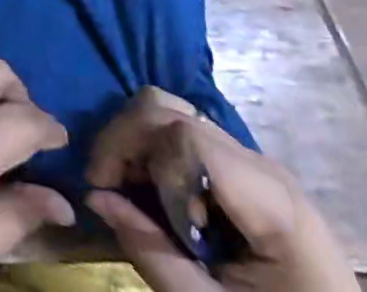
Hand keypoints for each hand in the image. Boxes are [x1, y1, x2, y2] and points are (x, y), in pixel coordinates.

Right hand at [84, 88, 359, 291]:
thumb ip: (153, 253)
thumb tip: (95, 197)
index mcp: (270, 203)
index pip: (184, 135)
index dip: (133, 151)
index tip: (104, 192)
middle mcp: (262, 165)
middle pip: (173, 112)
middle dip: (125, 139)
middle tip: (103, 186)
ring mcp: (255, 162)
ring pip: (176, 112)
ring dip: (136, 140)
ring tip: (124, 186)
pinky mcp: (245, 170)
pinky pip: (188, 134)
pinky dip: (155, 149)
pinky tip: (151, 191)